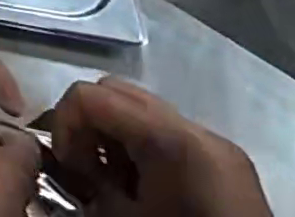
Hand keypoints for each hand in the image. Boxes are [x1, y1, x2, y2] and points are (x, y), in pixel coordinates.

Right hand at [51, 77, 272, 216]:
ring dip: (116, 134)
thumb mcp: (121, 216)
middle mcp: (196, 127)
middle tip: (84, 165)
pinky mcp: (231, 165)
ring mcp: (219, 145)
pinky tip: (146, 186)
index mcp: (169, 135)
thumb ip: (87, 178)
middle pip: (114, 90)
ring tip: (115, 178)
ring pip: (142, 109)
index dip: (64, 123)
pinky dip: (145, 148)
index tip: (65, 164)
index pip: (88, 95)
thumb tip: (68, 163)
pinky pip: (172, 134)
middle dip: (89, 122)